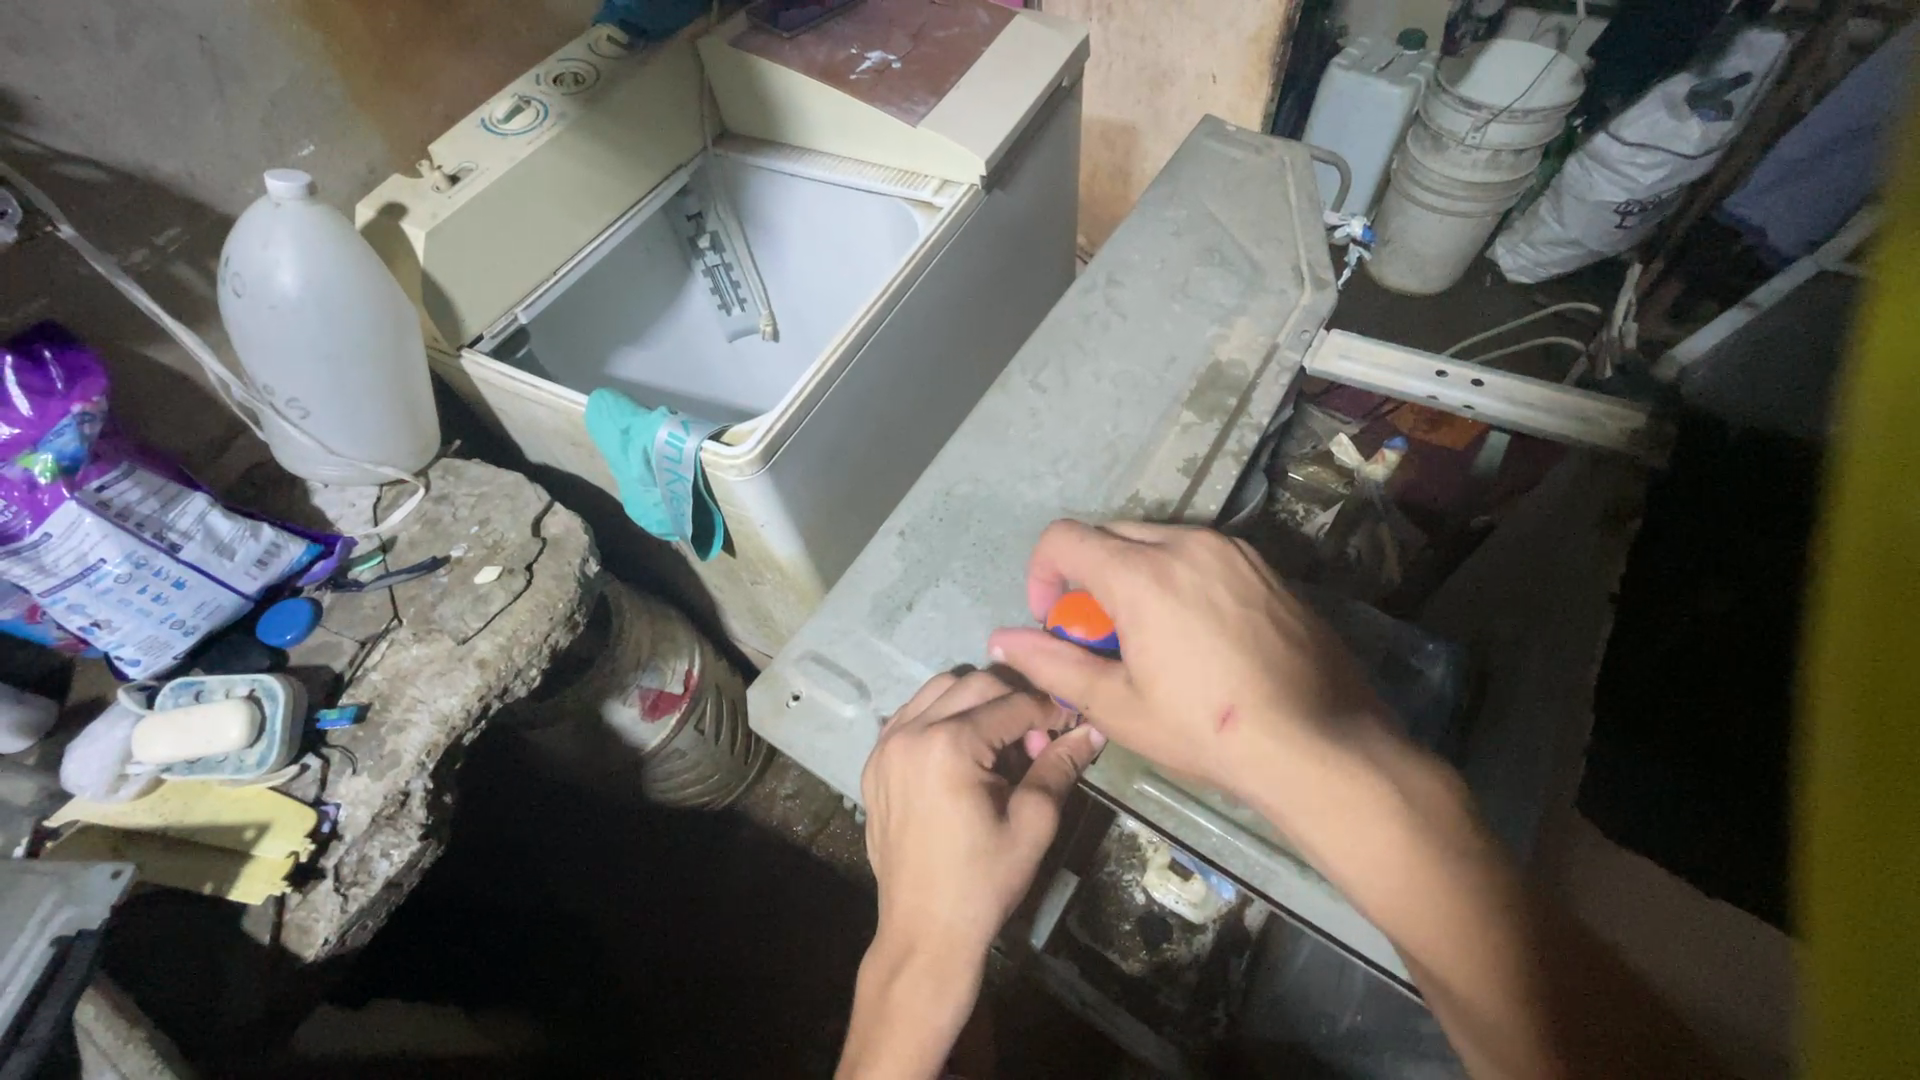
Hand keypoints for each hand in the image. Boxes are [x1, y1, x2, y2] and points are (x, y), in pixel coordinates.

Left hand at [861, 669, 1103, 958]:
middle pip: (974, 683)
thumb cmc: (983, 881)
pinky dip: (940, 714)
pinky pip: (911, 713)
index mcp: (949, 745)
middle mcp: (911, 732)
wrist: (924, 930)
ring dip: (975, 700)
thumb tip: (1091, 729)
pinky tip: (962, 746)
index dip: (1047, 709)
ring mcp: (885, 744)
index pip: (1011, 703)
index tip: (1070, 722)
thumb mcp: (1032, 823)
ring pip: (938, 689)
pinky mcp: (875, 761)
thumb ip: (1059, 766)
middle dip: (1012, 699)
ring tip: (1000, 738)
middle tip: (1037, 735)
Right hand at [987, 520, 1388, 806]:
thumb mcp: (1116, 705)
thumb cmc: (1205, 730)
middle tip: (1101, 636)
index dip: (1042, 574)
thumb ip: (1051, 664)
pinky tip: (1200, 634)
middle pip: (1109, 534)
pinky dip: (1178, 576)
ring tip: (1152, 635)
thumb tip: (1000, 638)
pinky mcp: (1265, 565)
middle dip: (1087, 576)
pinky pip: (1200, 553)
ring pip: (1157, 540)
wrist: (1320, 745)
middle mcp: (1186, 543)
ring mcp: (1232, 550)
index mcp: (1141, 573)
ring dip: (1133, 574)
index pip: (1064, 538)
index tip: (1053, 619)